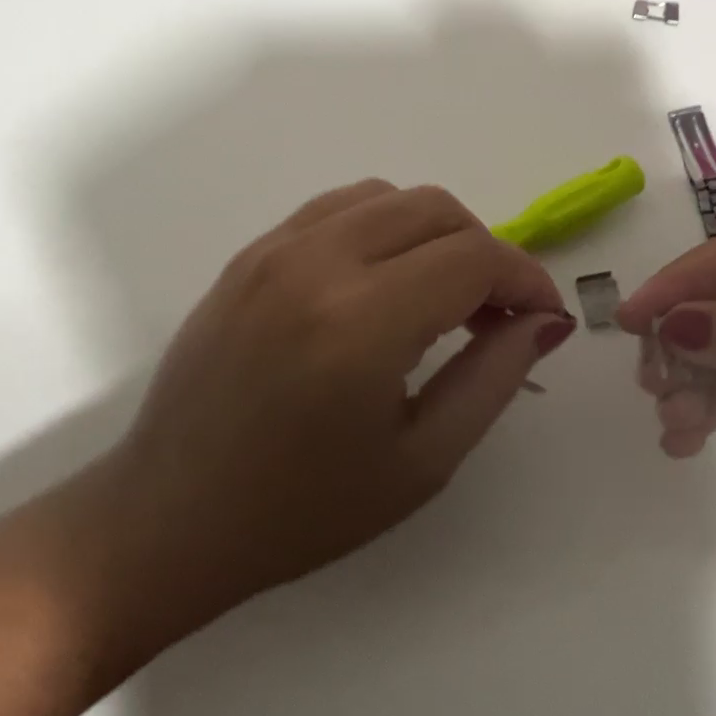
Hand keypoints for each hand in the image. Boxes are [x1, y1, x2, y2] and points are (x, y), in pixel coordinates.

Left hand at [100, 180, 576, 600]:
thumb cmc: (302, 511)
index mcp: (361, 322)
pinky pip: (333, 211)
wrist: (170, 517)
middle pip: (436, 209)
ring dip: (434, 234)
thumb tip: (543, 322)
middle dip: (486, 252)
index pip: (475, 257)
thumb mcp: (420, 462)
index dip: (527, 280)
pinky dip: (380, 230)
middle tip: (497, 317)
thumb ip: (492, 378)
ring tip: (441, 299)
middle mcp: (314, 264)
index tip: (544, 319)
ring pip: (385, 197)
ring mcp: (271, 251)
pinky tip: (381, 287)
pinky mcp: (246, 258)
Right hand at [617, 210, 715, 534]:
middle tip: (655, 382)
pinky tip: (683, 440)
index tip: (635, 319)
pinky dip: (695, 411)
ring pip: (706, 348)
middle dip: (677, 339)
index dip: (683, 282)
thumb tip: (676, 327)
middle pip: (710, 300)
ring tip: (677, 422)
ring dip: (682, 381)